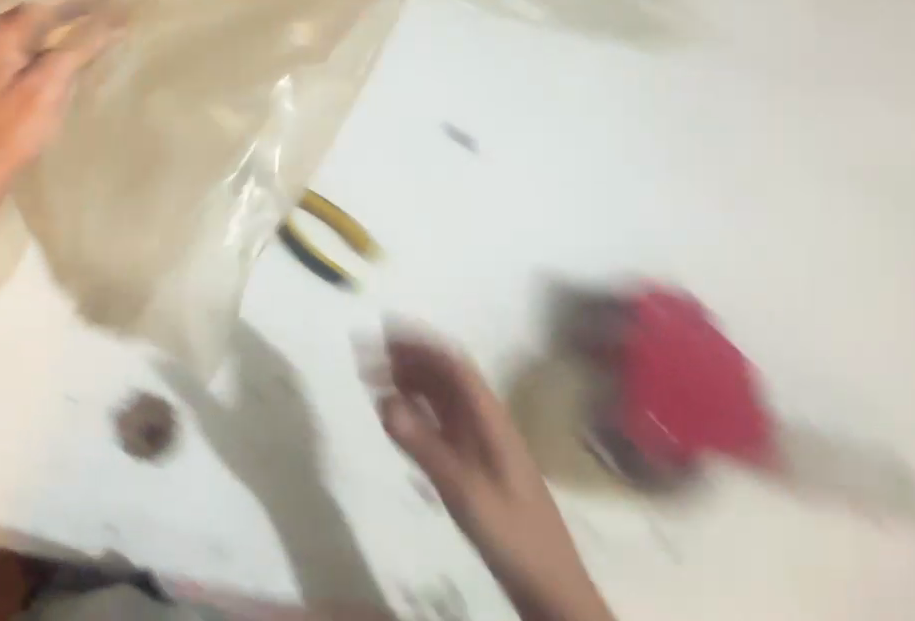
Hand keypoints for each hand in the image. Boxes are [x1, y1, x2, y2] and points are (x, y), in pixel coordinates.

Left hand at [0, 3, 111, 200]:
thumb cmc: (12, 129)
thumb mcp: (50, 84)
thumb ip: (82, 46)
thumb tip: (117, 15)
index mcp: (3, 31)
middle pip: (47, 12)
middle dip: (83, 11)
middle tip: (124, 10)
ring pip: (44, 33)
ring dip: (75, 31)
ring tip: (114, 29)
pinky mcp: (5, 78)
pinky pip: (40, 52)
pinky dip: (63, 50)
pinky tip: (87, 56)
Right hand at [371, 335, 613, 620]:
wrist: (549, 586)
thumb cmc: (512, 534)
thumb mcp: (464, 491)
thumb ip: (423, 445)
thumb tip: (382, 400)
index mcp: (491, 422)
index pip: (455, 366)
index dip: (422, 342)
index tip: (384, 329)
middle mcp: (484, 424)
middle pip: (445, 376)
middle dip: (408, 356)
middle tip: (365, 350)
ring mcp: (478, 444)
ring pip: (440, 397)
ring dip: (408, 378)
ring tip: (371, 373)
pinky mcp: (470, 464)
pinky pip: (437, 421)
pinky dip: (412, 407)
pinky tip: (392, 411)